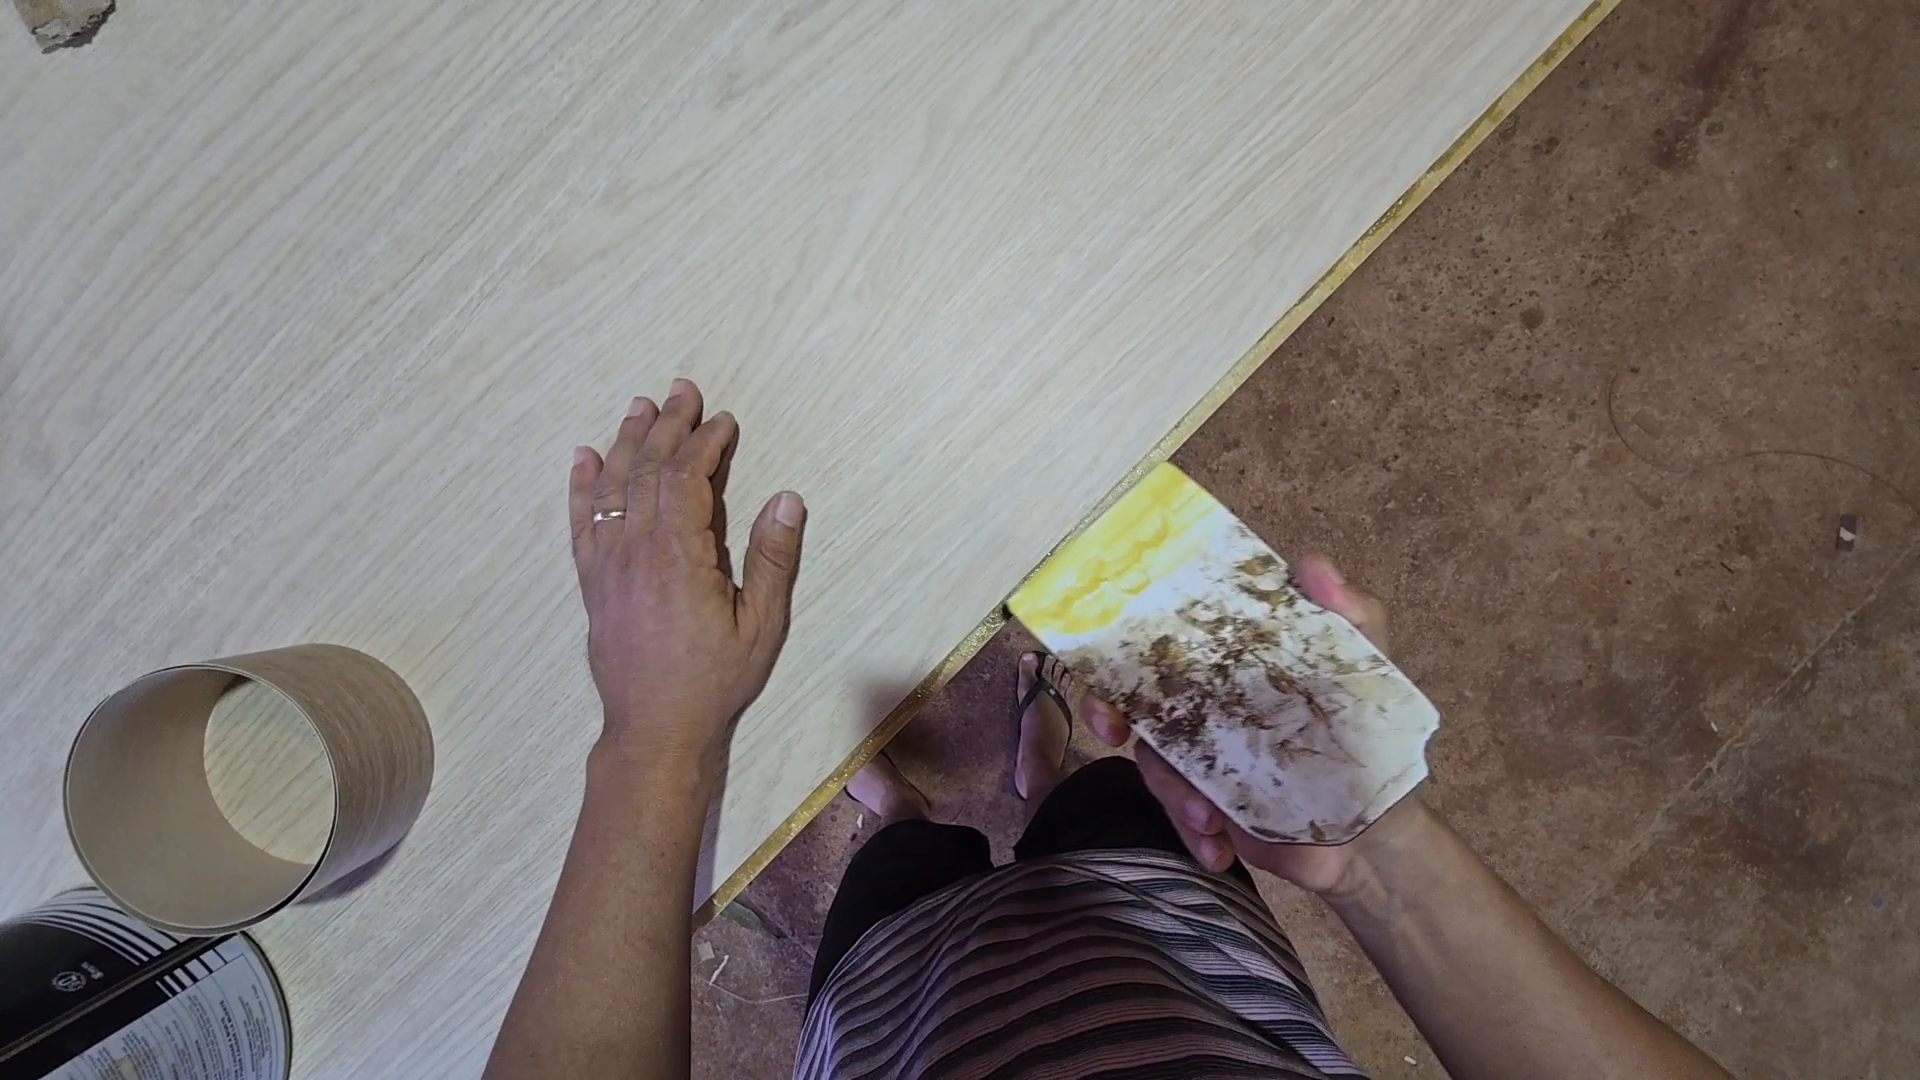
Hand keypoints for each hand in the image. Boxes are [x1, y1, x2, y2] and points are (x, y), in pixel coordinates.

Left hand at [568, 379, 805, 767]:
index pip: (687, 481)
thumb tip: (787, 498)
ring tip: (640, 406)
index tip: (723, 421)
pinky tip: (585, 459)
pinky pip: (582, 523)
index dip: (704, 444)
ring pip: (613, 489)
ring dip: (627, 442)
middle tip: (682, 390)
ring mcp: (607, 566)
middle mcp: (635, 552)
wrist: (655, 728)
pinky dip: (583, 487)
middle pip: (648, 472)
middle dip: (668, 427)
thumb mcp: (761, 624)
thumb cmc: (715, 678)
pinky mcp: (592, 583)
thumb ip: (773, 559)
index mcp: (679, 558)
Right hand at [1084, 553, 1414, 895]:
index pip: (1161, 640)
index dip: (1122, 644)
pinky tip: (1218, 849)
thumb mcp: (1367, 666)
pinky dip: (1191, 833)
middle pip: (1132, 698)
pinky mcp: (1203, 807)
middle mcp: (1198, 705)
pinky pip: (1174, 816)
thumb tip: (1311, 563)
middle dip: (1108, 713)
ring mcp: (1197, 759)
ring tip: (1209, 817)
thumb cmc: (1368, 731)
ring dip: (1170, 789)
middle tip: (1116, 736)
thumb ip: (1351, 615)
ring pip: (1152, 762)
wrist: (1378, 832)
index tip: (1112, 656)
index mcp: (1226, 662)